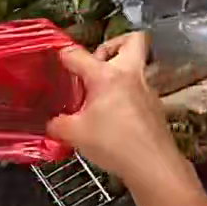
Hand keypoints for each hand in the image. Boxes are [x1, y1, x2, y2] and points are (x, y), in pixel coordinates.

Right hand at [47, 34, 194, 196]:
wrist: (152, 165)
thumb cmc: (114, 144)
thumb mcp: (74, 134)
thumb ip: (57, 124)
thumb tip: (52, 123)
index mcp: (106, 76)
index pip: (77, 55)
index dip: (62, 55)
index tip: (56, 60)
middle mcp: (130, 75)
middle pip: (132, 40)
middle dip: (113, 45)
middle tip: (96, 63)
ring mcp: (147, 90)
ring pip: (136, 67)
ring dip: (118, 74)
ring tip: (100, 95)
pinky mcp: (154, 107)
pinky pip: (138, 90)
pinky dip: (125, 95)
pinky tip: (113, 115)